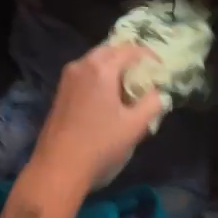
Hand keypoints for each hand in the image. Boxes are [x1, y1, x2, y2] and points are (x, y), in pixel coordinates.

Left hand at [29, 43, 164, 192]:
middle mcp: (82, 65)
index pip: (129, 50)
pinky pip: (84, 72)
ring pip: (94, 60)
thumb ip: (152, 104)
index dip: (147, 55)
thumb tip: (159, 93)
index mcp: (101, 68)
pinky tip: (107, 94)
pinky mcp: (60, 91)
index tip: (160, 66)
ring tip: (127, 83)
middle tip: (144, 71)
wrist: (58, 167)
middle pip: (109, 50)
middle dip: (128, 56)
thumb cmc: (100, 144)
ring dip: (112, 65)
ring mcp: (68, 77)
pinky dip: (99, 75)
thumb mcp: (134, 126)